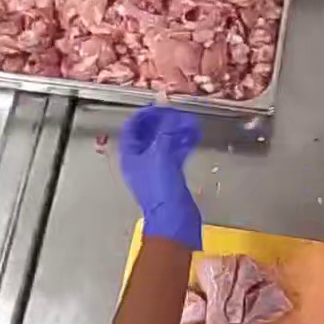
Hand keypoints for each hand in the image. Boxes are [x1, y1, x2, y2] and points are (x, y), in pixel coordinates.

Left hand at [118, 105, 202, 249]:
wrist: (174, 219)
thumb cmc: (162, 189)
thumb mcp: (161, 154)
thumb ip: (165, 130)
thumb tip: (167, 108)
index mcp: (131, 156)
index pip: (133, 127)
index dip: (145, 114)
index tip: (160, 104)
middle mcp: (140, 162)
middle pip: (148, 134)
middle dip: (163, 121)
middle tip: (177, 113)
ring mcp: (155, 170)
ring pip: (163, 144)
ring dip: (174, 131)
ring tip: (189, 123)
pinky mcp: (169, 177)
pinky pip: (174, 154)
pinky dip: (182, 144)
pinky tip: (192, 137)